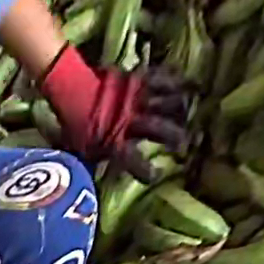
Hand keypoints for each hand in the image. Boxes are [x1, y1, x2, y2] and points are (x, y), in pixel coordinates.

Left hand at [38, 48, 190, 180]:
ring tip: (191, 112)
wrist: (72, 89)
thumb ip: (96, 167)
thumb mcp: (82, 153)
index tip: (156, 176)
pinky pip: (163, 76)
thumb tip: (100, 187)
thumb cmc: (76, 127)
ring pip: (168, 101)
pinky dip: (175, 79)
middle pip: (160, 128)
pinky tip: (185, 84)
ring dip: (181, 108)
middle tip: (184, 145)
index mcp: (115, 142)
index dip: (146, 170)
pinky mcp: (140, 77)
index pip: (134, 160)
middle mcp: (130, 120)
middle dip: (176, 137)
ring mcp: (137, 96)